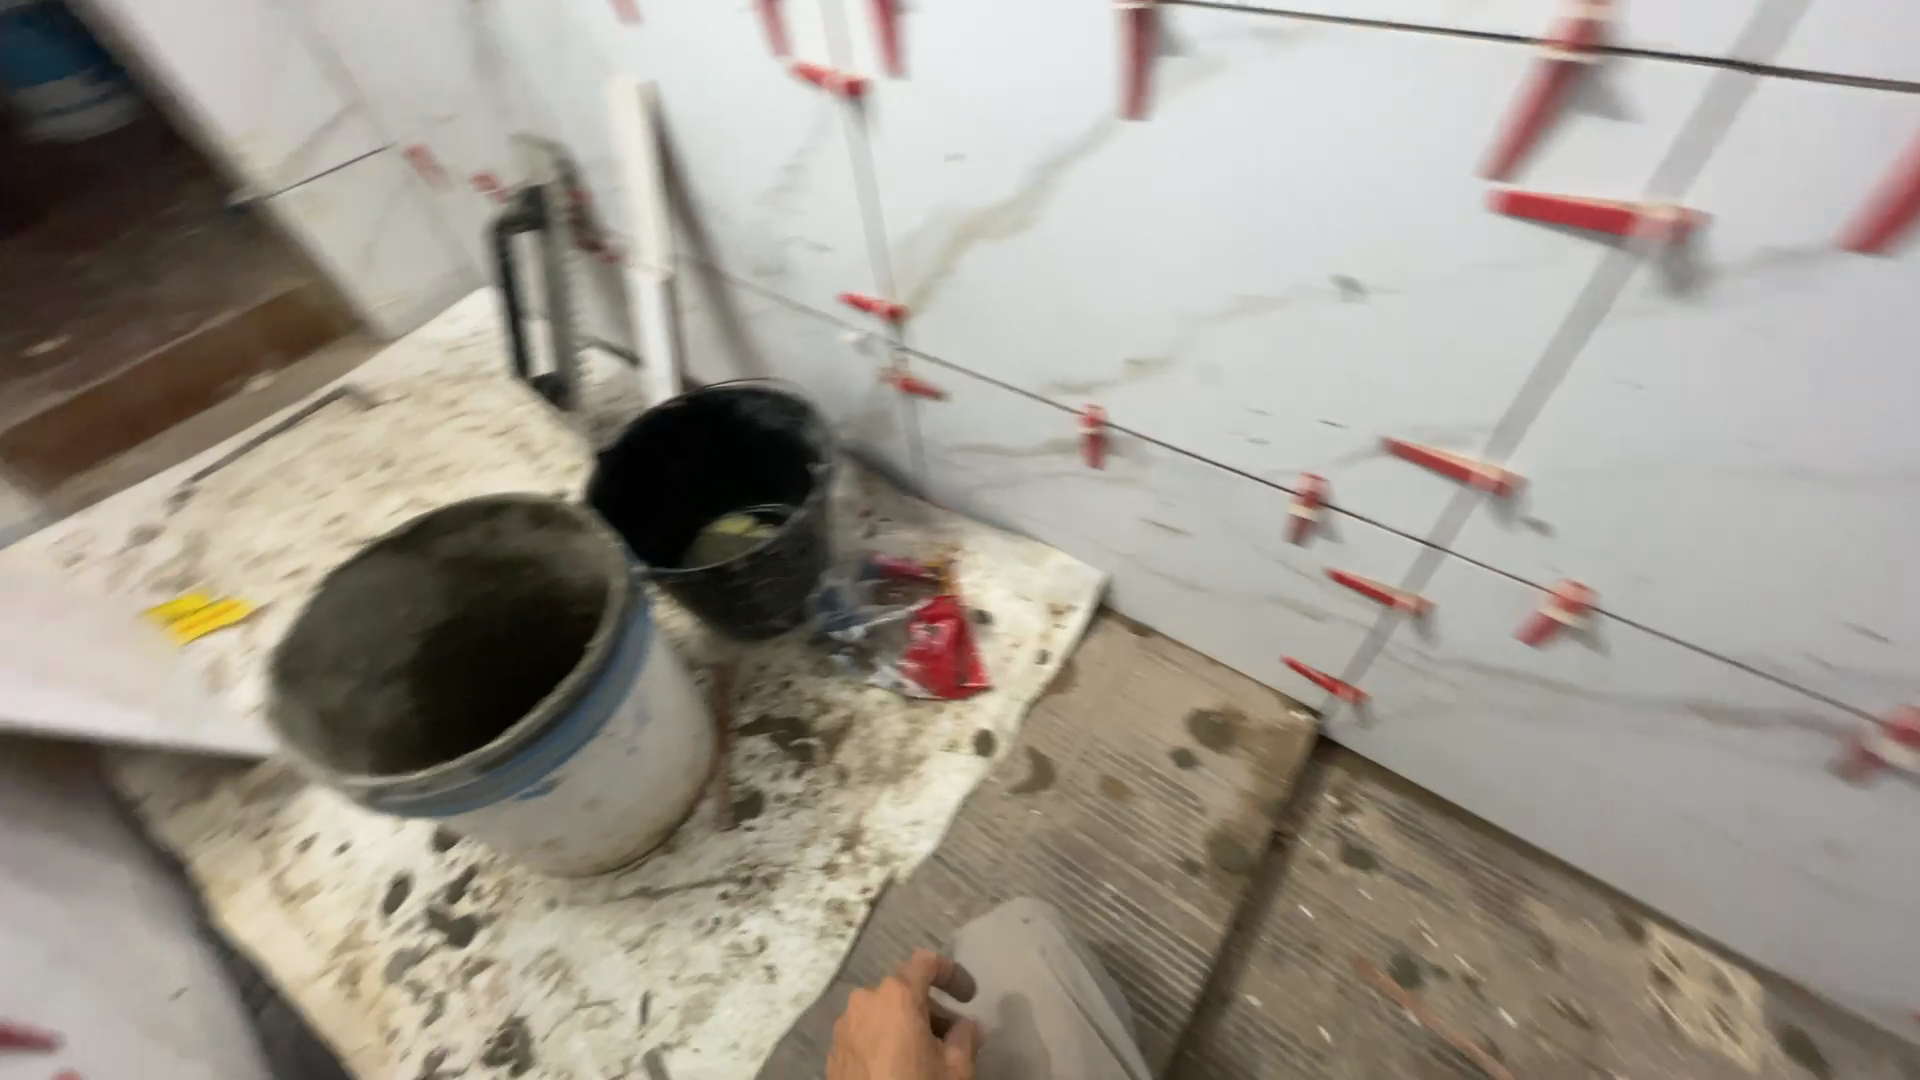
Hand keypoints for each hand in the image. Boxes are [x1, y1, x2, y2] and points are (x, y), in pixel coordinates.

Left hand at [827, 949, 980, 1079]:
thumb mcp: (956, 1071)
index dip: (952, 974)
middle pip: (905, 990)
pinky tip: (899, 1069)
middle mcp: (866, 1000)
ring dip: (907, 1025)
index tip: (970, 997)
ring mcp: (845, 1026)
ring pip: (884, 1012)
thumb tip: (970, 1026)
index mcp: (896, 994)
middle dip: (932, 1009)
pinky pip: (866, 1033)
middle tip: (954, 1038)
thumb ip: (967, 1037)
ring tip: (926, 1057)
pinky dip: (885, 1040)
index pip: (927, 963)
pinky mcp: (834, 1052)